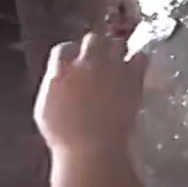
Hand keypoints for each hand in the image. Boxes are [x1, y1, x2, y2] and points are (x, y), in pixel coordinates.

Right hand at [34, 33, 144, 158]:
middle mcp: (87, 64)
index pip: (64, 48)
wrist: (94, 148)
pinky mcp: (133, 76)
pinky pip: (141, 56)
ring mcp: (112, 67)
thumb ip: (54, 84)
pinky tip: (134, 70)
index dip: (71, 53)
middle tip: (98, 58)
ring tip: (116, 64)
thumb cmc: (65, 136)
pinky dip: (138, 61)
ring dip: (116, 51)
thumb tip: (60, 72)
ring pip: (118, 43)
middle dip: (95, 46)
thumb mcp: (46, 109)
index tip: (75, 60)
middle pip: (93, 38)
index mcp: (61, 72)